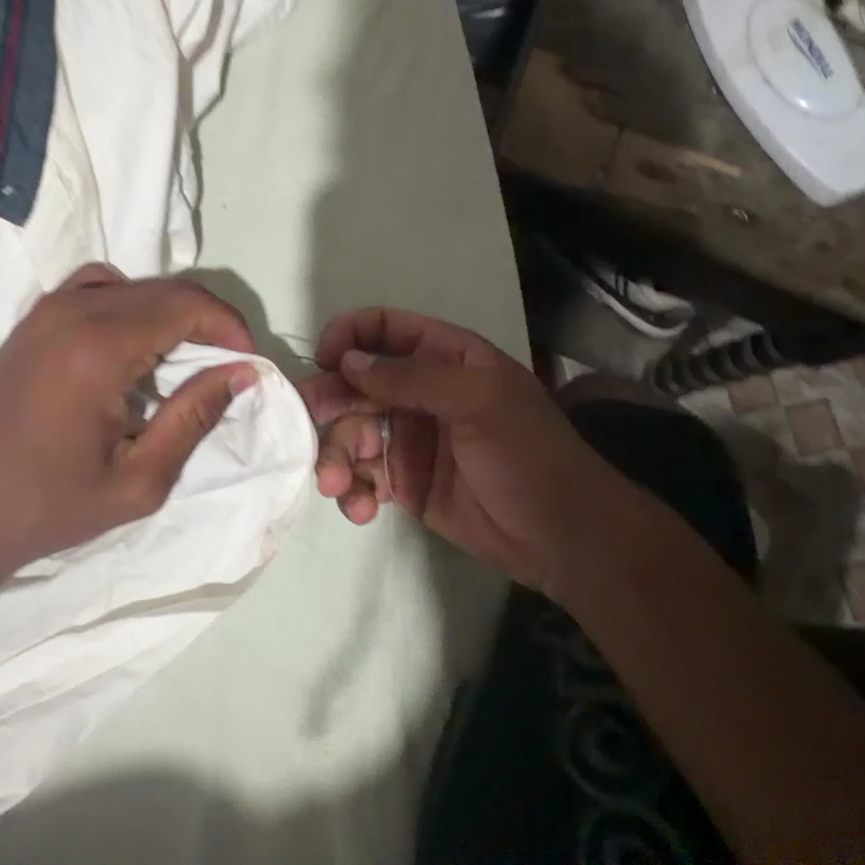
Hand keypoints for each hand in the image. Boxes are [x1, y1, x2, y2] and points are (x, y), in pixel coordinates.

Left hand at [0, 264, 259, 597]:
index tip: (250, 364)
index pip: (187, 305)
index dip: (230, 327)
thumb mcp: (138, 480)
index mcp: (98, 347)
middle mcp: (70, 312)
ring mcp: (43, 312)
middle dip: (207, 321)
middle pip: (163, 289)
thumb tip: (242, 373)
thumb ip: (193, 418)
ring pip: (130, 285)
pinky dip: (128, 305)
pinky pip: (94, 289)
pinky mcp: (28, 323)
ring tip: (184, 361)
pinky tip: (131, 351)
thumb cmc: (46, 508)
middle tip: (228, 368)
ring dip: (168, 312)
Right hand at [299, 308, 609, 596]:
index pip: (384, 329)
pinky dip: (354, 492)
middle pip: (356, 384)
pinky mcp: (406, 485)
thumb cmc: (527, 453)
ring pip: (352, 434)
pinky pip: (364, 479)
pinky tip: (361, 510)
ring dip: (336, 458)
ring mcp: (411, 440)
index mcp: (445, 358)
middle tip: (303, 429)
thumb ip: (411, 377)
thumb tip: (347, 361)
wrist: (561, 535)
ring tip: (336, 487)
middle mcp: (421, 393)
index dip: (349, 338)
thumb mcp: (476, 401)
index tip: (324, 363)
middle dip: (329, 405)